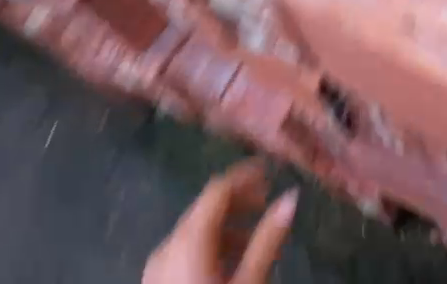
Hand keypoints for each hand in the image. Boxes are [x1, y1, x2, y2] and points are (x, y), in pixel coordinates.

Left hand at [144, 161, 298, 283]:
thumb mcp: (250, 283)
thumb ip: (269, 238)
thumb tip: (291, 196)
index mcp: (190, 240)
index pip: (218, 189)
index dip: (246, 176)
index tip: (273, 173)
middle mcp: (168, 246)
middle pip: (205, 208)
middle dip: (238, 201)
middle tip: (268, 203)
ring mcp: (155, 270)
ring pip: (195, 231)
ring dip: (226, 226)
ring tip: (254, 240)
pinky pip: (184, 252)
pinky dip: (210, 246)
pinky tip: (230, 266)